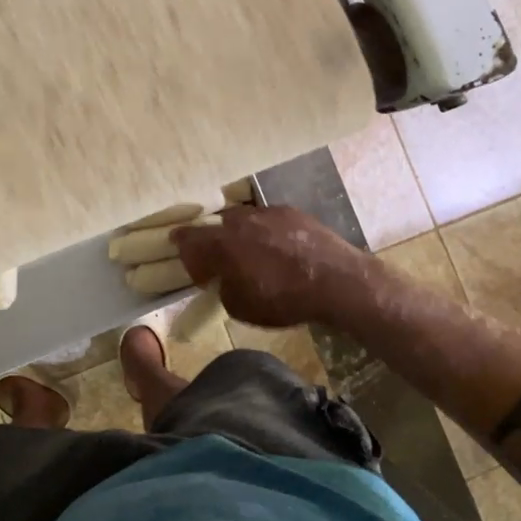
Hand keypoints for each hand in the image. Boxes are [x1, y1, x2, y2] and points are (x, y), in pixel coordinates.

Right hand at [171, 205, 372, 329]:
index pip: (187, 238)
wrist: (338, 281)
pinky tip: (279, 250)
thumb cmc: (284, 299)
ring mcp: (268, 212)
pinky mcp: (293, 212)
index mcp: (221, 243)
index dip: (182, 248)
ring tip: (252, 255)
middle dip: (214, 242)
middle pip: (216, 226)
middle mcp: (240, 220)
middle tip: (220, 260)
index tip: (182, 256)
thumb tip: (224, 280)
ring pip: (244, 221)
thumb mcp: (241, 308)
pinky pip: (269, 221)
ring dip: (241, 235)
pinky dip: (267, 233)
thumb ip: (223, 288)